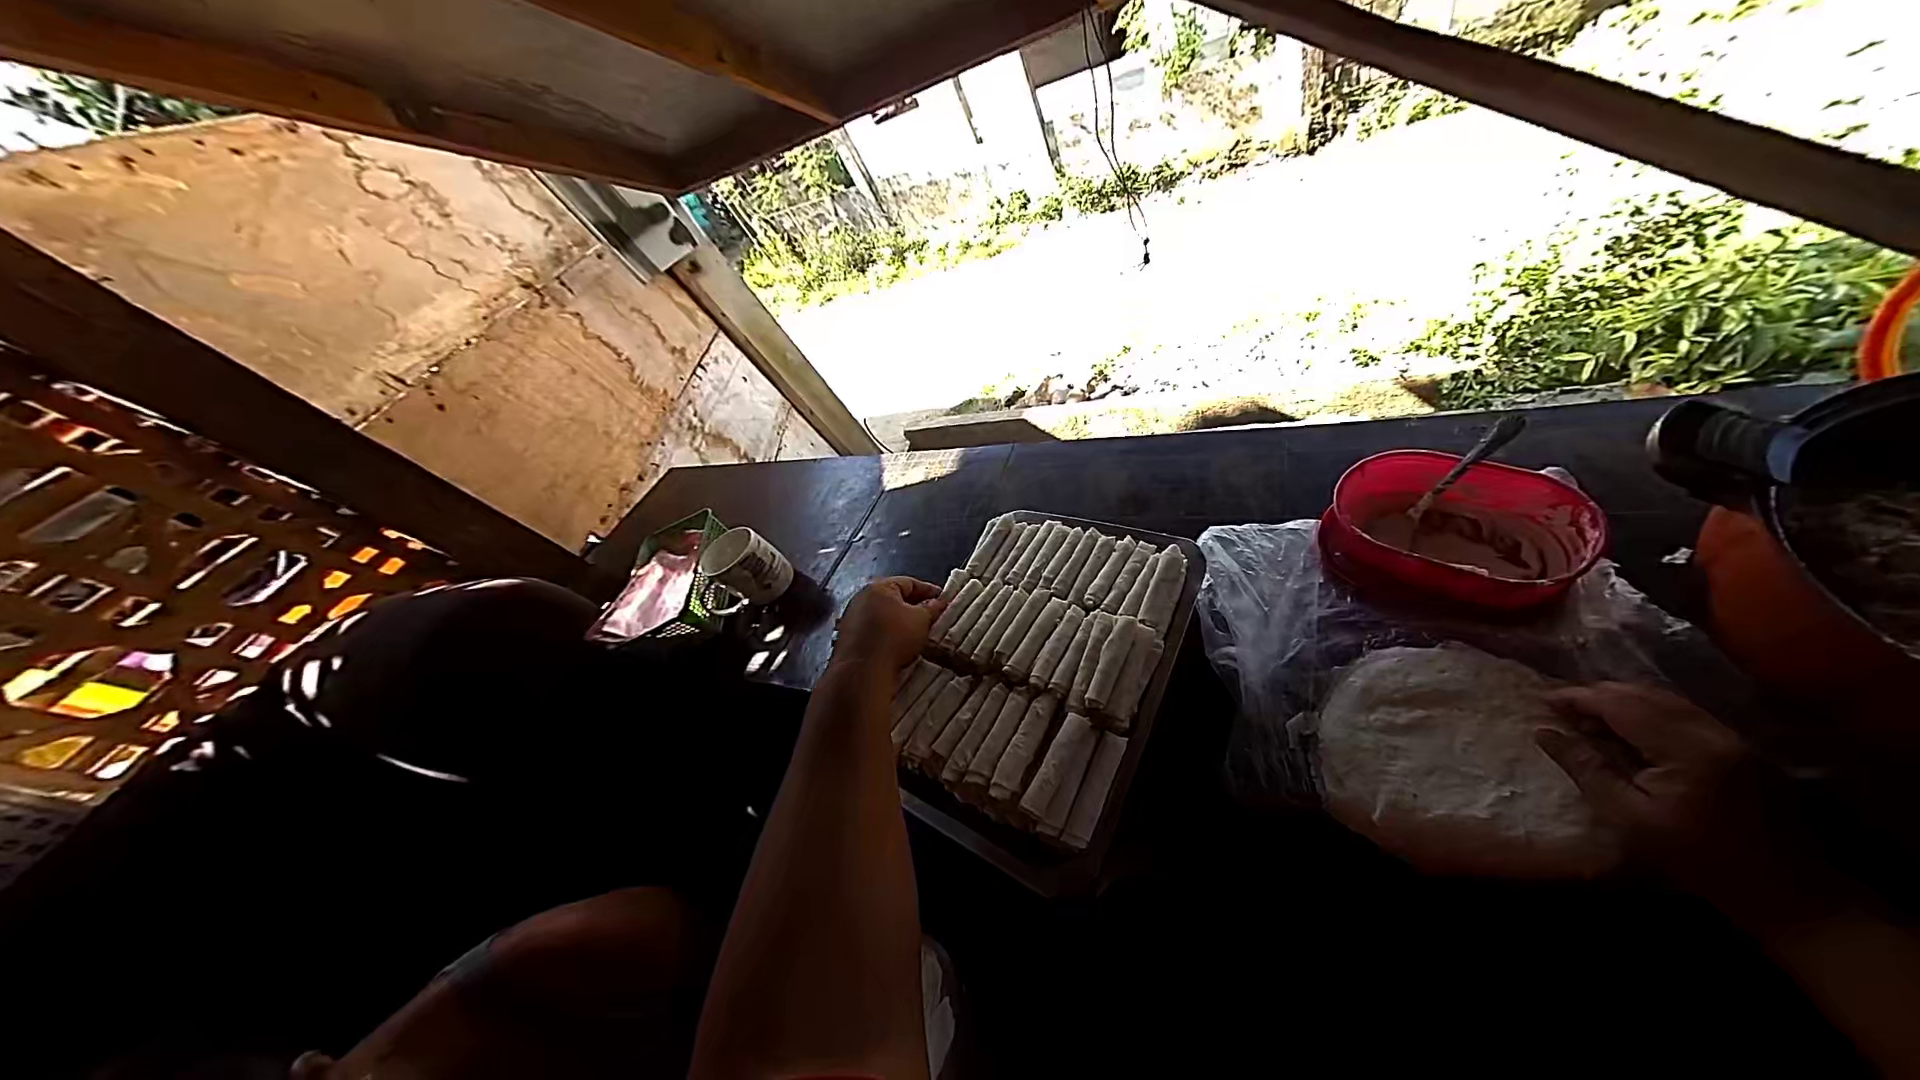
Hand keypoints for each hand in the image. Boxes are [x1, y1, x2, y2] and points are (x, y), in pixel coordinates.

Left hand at [831, 577, 945, 674]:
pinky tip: (899, 646)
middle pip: (894, 598)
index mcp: (879, 588)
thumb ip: (932, 608)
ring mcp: (851, 619)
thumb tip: (939, 602)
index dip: (929, 590)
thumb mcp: (921, 620)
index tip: (943, 599)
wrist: (864, 672)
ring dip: (900, 621)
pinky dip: (887, 634)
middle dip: (914, 606)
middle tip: (932, 616)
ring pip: (883, 615)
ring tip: (917, 632)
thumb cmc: (895, 637)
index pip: (909, 582)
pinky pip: (873, 631)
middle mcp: (861, 598)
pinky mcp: (847, 639)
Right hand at [1535, 682, 1817, 918]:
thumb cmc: (1698, 859)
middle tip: (1559, 707)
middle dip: (1596, 695)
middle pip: (1644, 695)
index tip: (1541, 701)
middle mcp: (1714, 734)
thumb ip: (1585, 768)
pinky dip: (1647, 713)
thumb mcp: (1627, 817)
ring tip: (1586, 717)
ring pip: (1666, 701)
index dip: (1577, 697)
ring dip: (1621, 702)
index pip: (1621, 704)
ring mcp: (1734, 740)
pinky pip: (1684, 715)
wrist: (1790, 896)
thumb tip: (1544, 732)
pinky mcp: (1741, 750)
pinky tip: (1627, 730)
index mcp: (1687, 750)